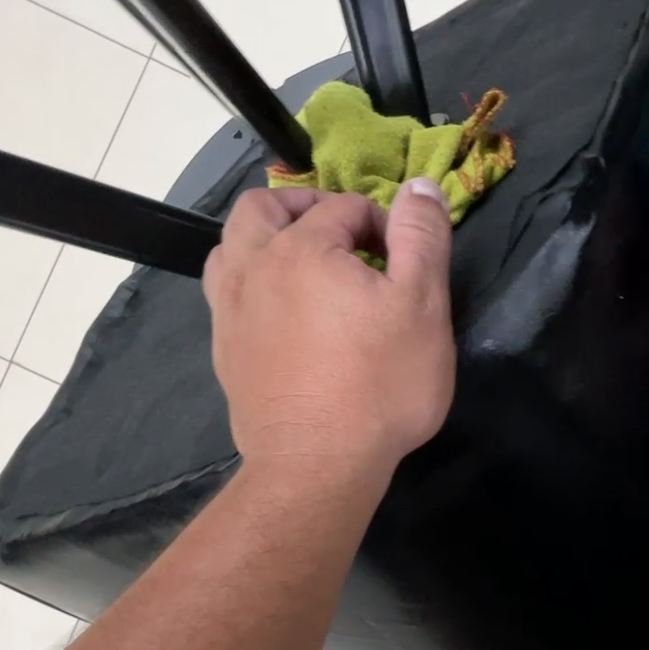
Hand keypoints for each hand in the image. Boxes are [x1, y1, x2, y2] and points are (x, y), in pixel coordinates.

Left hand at [202, 181, 454, 478]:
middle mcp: (254, 266)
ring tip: (307, 267)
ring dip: (268, 241)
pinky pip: (228, 293)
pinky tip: (284, 314)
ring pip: (232, 246)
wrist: (319, 463)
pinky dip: (254, 284)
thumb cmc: (381, 384)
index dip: (384, 226)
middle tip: (346, 241)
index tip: (407, 265)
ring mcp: (230, 309)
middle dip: (308, 210)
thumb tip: (421, 186)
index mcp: (304, 248)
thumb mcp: (423, 307)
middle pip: (266, 208)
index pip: (345, 208)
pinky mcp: (225, 349)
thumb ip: (423, 239)